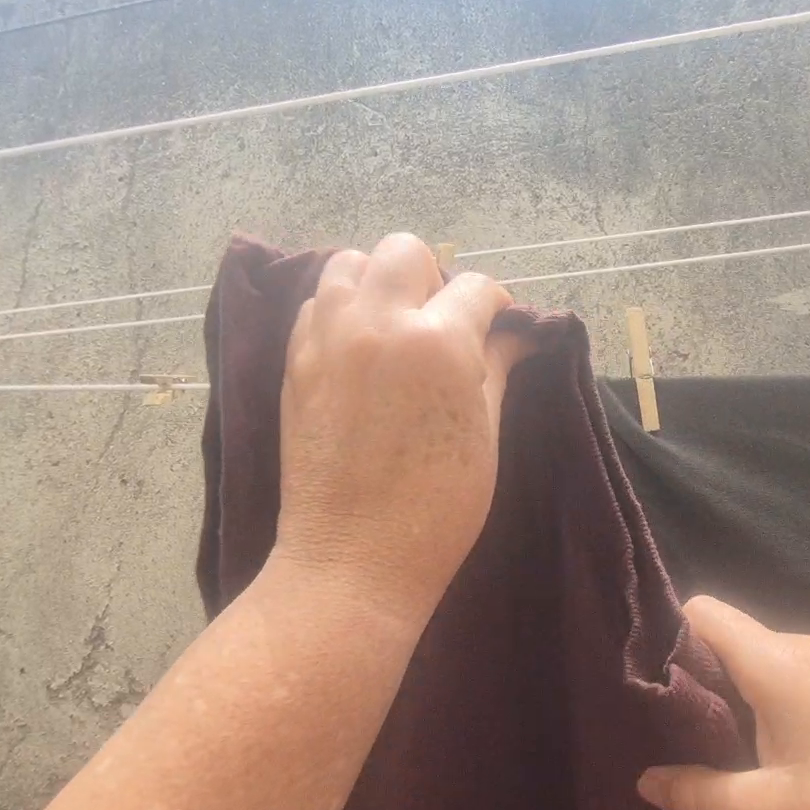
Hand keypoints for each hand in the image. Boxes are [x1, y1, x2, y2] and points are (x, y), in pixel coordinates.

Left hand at [273, 233, 527, 621]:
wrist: (354, 559)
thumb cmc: (439, 508)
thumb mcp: (485, 436)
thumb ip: (498, 369)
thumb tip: (515, 334)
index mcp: (438, 341)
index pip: (478, 288)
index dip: (499, 306)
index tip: (501, 330)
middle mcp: (377, 321)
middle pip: (404, 250)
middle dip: (434, 278)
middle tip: (444, 326)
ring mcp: (327, 338)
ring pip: (348, 263)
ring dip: (379, 283)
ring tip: (395, 330)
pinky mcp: (294, 362)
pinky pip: (316, 304)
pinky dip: (341, 311)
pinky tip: (359, 352)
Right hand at [637, 596, 809, 809]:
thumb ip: (697, 797)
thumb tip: (647, 782)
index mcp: (779, 661)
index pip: (704, 612)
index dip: (667, 636)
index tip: (650, 685)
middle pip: (740, 644)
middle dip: (707, 685)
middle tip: (692, 743)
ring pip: (782, 670)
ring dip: (755, 707)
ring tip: (751, 767)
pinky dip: (798, 716)